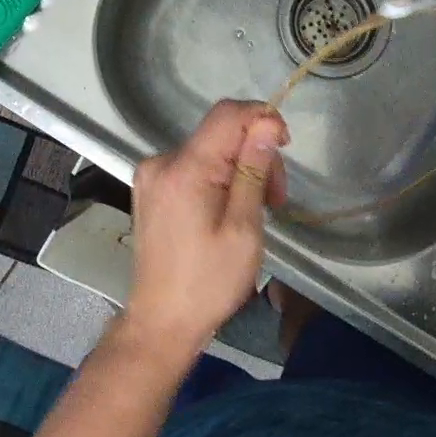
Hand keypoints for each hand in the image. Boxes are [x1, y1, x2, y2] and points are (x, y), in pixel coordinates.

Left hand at [124, 100, 288, 350]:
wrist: (162, 322)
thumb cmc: (208, 283)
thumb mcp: (243, 228)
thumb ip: (254, 171)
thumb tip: (267, 125)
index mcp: (183, 170)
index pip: (227, 115)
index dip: (262, 120)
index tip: (284, 148)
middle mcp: (160, 163)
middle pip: (220, 134)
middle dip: (254, 156)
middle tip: (277, 200)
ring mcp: (151, 178)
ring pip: (208, 152)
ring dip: (239, 173)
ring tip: (256, 213)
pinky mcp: (150, 193)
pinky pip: (192, 170)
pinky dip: (218, 182)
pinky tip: (230, 213)